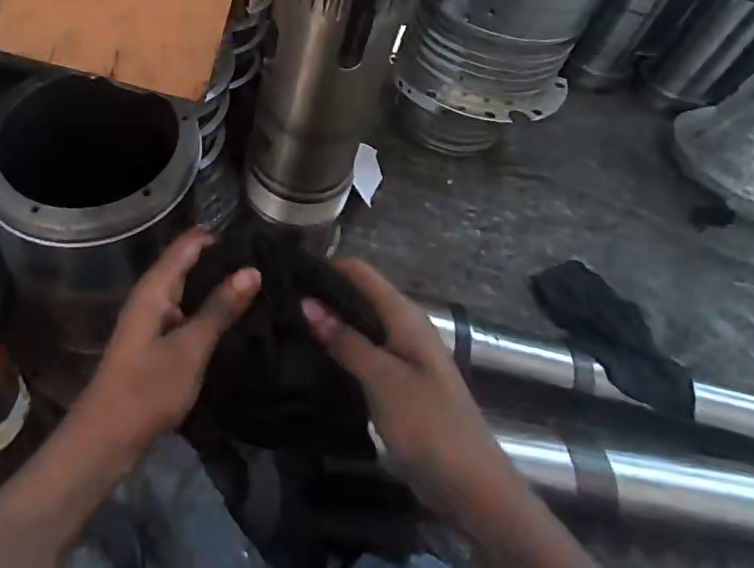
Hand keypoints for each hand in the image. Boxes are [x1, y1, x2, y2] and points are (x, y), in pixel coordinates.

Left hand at [71, 229, 259, 460]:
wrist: (106, 440)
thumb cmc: (147, 389)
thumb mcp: (190, 348)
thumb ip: (220, 308)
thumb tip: (252, 269)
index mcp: (155, 287)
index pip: (189, 243)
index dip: (220, 236)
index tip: (257, 238)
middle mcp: (151, 294)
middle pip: (188, 262)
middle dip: (223, 259)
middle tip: (267, 261)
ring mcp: (152, 318)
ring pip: (189, 287)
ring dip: (217, 284)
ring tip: (259, 283)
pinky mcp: (156, 340)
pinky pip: (186, 310)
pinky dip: (208, 308)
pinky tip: (233, 316)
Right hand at [301, 260, 520, 521]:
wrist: (473, 486)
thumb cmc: (428, 423)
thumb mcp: (381, 379)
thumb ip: (345, 340)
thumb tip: (306, 302)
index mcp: (404, 314)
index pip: (359, 271)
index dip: (325, 268)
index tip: (287, 277)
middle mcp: (405, 325)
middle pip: (358, 296)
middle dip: (323, 297)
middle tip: (280, 306)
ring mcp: (404, 354)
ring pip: (360, 325)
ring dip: (331, 326)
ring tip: (288, 329)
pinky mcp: (401, 382)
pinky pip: (366, 353)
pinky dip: (342, 351)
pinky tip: (315, 361)